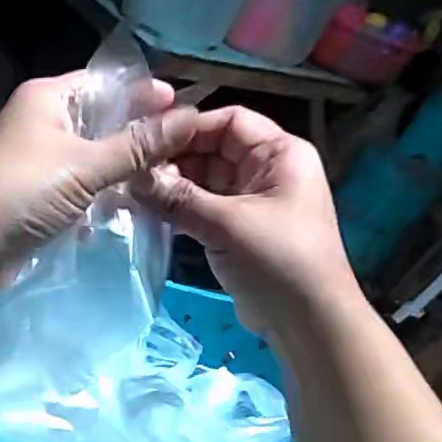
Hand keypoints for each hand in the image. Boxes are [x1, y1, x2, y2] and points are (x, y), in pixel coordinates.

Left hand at [0, 73, 199, 304]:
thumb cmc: (25, 191)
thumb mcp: (85, 165)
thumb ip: (137, 146)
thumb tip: (190, 118)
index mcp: (48, 97)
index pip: (106, 83)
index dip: (144, 93)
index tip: (182, 107)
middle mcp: (44, 122)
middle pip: (102, 121)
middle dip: (138, 135)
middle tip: (181, 149)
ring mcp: (42, 160)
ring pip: (94, 157)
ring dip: (124, 169)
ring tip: (165, 178)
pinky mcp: (43, 194)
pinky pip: (83, 185)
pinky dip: (104, 193)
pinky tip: (131, 204)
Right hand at [134, 107, 359, 333]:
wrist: (308, 320)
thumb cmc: (277, 260)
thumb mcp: (226, 225)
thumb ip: (179, 200)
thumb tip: (134, 180)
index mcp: (280, 153)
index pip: (230, 121)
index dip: (190, 128)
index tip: (150, 143)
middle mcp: (269, 172)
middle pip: (216, 153)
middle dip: (178, 162)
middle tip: (135, 176)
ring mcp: (255, 206)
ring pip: (209, 185)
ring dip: (177, 191)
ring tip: (138, 197)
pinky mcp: (243, 235)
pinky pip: (209, 213)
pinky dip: (185, 214)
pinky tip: (156, 218)